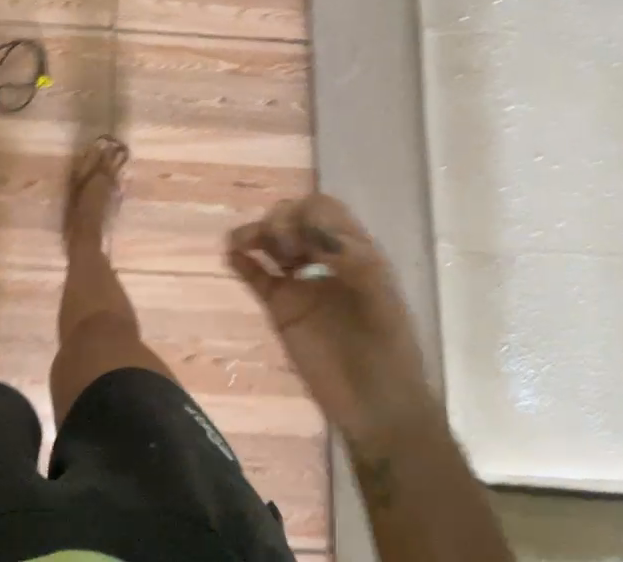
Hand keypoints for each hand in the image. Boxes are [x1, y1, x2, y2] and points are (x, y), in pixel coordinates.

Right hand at [227, 195, 434, 444]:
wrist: (377, 411)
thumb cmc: (389, 355)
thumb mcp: (381, 302)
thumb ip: (353, 262)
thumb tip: (315, 232)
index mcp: (355, 254)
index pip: (324, 211)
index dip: (308, 214)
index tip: (305, 241)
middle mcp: (324, 262)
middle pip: (292, 219)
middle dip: (280, 222)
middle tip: (283, 252)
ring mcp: (301, 284)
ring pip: (270, 243)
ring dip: (256, 234)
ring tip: (244, 244)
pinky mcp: (281, 309)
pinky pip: (255, 275)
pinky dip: (241, 261)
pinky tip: (233, 257)